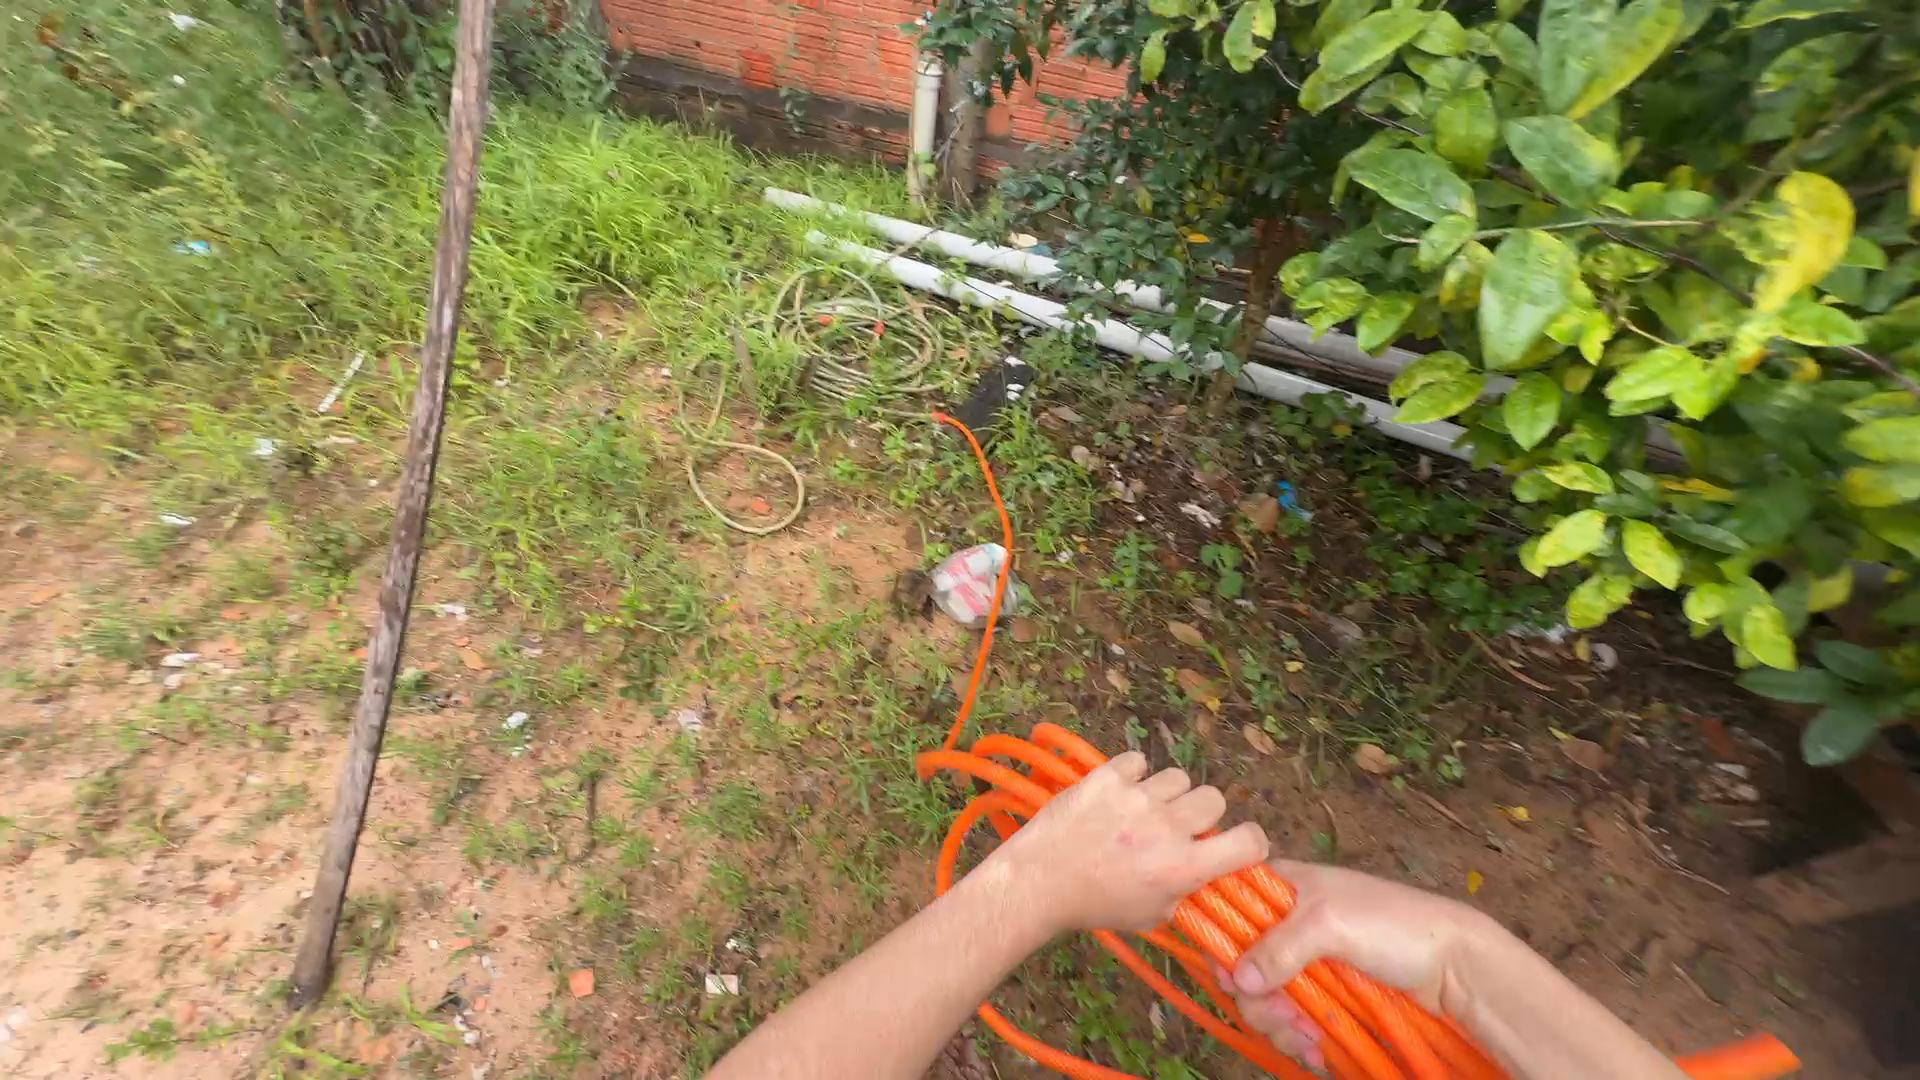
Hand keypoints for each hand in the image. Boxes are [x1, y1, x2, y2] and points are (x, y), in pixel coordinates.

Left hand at [982, 752, 1268, 935]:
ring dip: (1167, 792)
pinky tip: (1119, 792)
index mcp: (1183, 867)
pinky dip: (1132, 773)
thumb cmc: (1096, 904)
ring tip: (1143, 808)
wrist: (1042, 879)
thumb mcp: (1153, 915)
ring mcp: (1136, 797)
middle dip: (1201, 812)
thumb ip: (1186, 890)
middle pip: (1213, 797)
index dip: (1251, 840)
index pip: (1249, 841)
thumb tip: (1207, 871)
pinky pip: (1138, 761)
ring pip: (1177, 777)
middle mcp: (1166, 827)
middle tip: (1179, 824)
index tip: (1238, 843)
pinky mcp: (1108, 776)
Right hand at [1220, 860, 1492, 1064]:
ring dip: (1278, 1023)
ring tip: (1307, 1042)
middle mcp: (1285, 920)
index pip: (1228, 908)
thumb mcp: (1329, 924)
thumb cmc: (1391, 925)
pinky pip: (1292, 1015)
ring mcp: (1305, 958)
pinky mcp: (1324, 991)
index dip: (1222, 944)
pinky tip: (1316, 1050)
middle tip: (1284, 1020)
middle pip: (1243, 960)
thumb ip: (1279, 946)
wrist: (1458, 965)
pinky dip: (1297, 1036)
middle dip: (1257, 998)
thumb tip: (1238, 980)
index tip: (1232, 979)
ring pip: (1265, 994)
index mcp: (1280, 885)